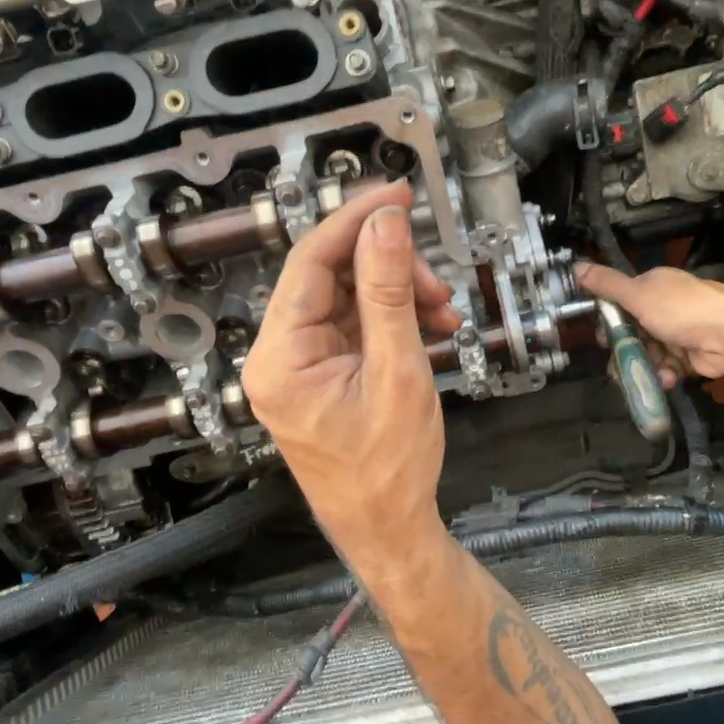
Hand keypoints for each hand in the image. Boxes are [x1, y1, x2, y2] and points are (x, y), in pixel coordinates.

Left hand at [243, 181, 463, 541]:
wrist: (388, 529)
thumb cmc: (391, 467)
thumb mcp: (398, 372)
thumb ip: (388, 293)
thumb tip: (387, 223)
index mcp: (280, 357)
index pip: (310, 263)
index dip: (355, 221)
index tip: (398, 194)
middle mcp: (279, 356)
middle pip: (330, 278)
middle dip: (389, 269)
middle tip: (438, 282)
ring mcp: (300, 367)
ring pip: (348, 300)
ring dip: (398, 295)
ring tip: (445, 311)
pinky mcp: (323, 376)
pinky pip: (356, 328)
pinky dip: (394, 320)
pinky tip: (431, 326)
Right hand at [573, 263, 723, 381]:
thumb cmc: (683, 310)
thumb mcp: (638, 294)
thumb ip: (606, 285)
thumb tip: (576, 266)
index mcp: (652, 287)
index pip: (619, 302)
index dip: (608, 321)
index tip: (602, 336)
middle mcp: (663, 308)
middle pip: (630, 332)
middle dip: (624, 349)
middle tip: (620, 361)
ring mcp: (676, 333)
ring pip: (646, 354)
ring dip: (644, 366)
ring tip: (646, 373)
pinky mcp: (686, 358)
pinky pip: (664, 368)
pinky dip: (663, 374)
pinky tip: (667, 377)